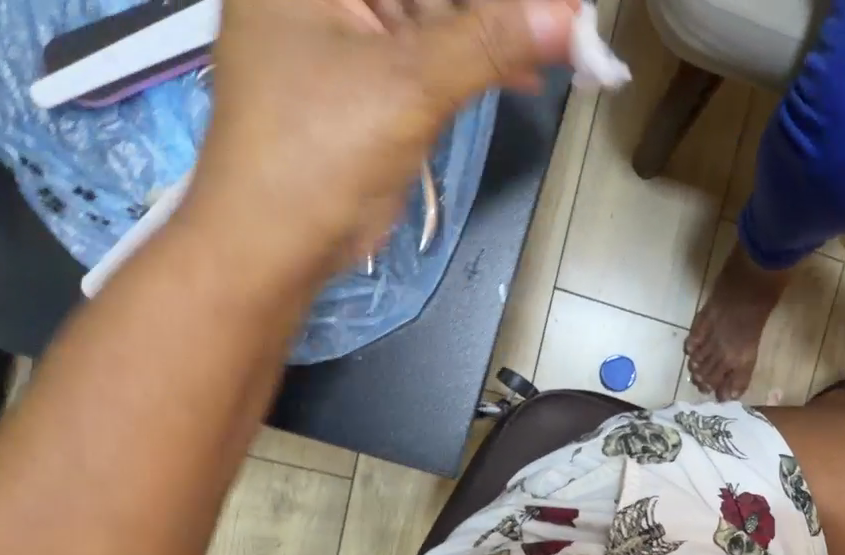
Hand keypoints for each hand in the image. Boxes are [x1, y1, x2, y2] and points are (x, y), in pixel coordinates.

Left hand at [185, 0, 575, 275]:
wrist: (273, 240)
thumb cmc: (320, 150)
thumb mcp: (409, 85)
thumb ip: (490, 43)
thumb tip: (571, 18)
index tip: (561, 5)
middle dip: (498, 10)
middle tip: (568, 25)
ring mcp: (341, 34)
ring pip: (434, 19)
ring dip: (496, 37)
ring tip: (562, 49)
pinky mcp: (363, 82)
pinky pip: (429, 57)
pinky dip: (475, 67)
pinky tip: (524, 78)